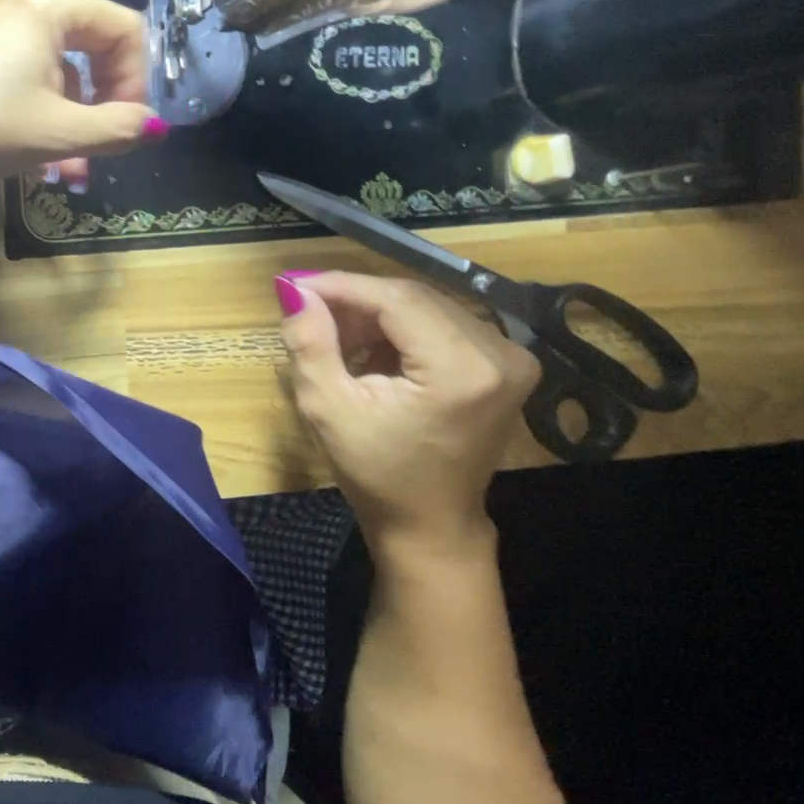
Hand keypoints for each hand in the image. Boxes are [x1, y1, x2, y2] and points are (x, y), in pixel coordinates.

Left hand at [0, 0, 165, 187]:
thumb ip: (118, 129)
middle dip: (102, 108)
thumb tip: (156, 128)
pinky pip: (25, 75)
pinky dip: (40, 113)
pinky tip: (41, 159)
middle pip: (91, 48)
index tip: (130, 127)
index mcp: (49, 2)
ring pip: (57, 70)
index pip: (124, 29)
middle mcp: (22, 0)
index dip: (138, 81)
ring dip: (72, 121)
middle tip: (102, 152)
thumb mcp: (60, 133)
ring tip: (71, 172)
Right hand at [277, 271, 541, 547]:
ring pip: (427, 307)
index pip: (396, 299)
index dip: (341, 285)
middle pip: (414, 299)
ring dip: (375, 314)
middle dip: (355, 300)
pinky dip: (399, 329)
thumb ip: (311, 345)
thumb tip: (295, 292)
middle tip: (305, 312)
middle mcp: (500, 353)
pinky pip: (442, 324)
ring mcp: (510, 357)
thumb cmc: (374, 471)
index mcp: (462, 368)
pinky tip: (368, 352)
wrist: (429, 518)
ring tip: (333, 338)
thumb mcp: (328, 408)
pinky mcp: (506, 363)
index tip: (293, 284)